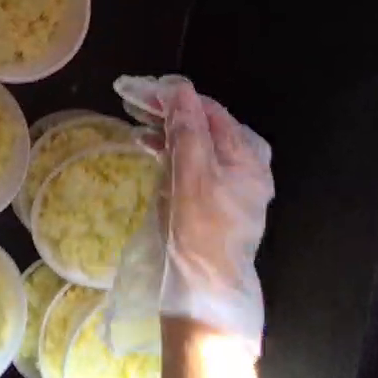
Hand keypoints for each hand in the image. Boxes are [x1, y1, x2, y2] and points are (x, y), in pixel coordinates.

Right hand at [119, 76, 273, 352]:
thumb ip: (187, 131)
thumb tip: (180, 89)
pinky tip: (144, 141)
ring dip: (164, 123)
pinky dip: (167, 145)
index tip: (136, 87)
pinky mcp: (209, 197)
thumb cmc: (199, 231)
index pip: (209, 111)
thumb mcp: (192, 176)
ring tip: (132, 113)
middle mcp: (243, 167)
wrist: (203, 290)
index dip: (173, 94)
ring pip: (194, 139)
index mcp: (247, 159)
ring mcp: (227, 183)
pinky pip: (189, 159)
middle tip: (129, 95)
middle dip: (166, 106)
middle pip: (203, 122)